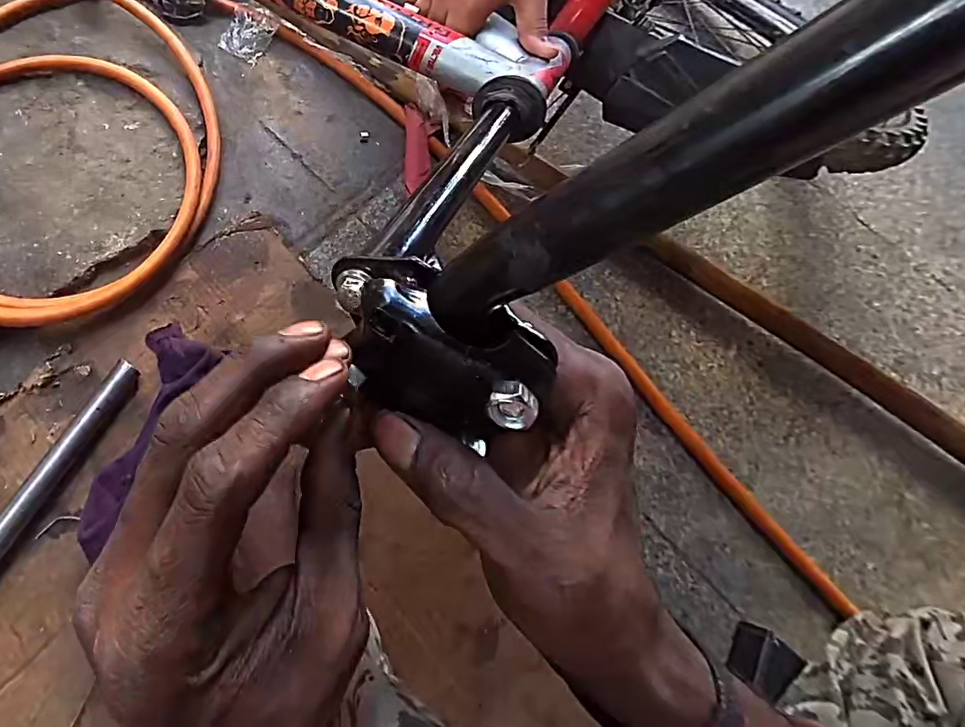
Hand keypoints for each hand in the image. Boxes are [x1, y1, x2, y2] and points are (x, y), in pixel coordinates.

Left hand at [75, 322, 367, 726]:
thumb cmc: (274, 717)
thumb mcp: (327, 631)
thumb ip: (330, 516)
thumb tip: (339, 415)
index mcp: (161, 620)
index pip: (212, 485)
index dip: (277, 417)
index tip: (334, 375)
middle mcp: (113, 572)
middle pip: (177, 436)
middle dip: (253, 371)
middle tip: (318, 339)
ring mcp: (107, 547)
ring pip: (169, 430)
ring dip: (240, 378)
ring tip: (301, 347)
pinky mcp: (122, 529)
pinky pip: (174, 448)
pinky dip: (228, 406)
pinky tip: (269, 381)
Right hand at [368, 321, 719, 726]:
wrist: (601, 638)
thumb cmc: (585, 593)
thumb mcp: (518, 541)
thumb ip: (455, 482)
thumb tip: (384, 422)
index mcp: (588, 388)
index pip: (506, 328)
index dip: (444, 326)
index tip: (385, 338)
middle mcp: (565, 378)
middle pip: (478, 340)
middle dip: (421, 356)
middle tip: (362, 370)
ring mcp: (536, 399)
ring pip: (463, 366)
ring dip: (417, 383)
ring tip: (365, 392)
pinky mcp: (512, 423)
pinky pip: (459, 399)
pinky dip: (425, 411)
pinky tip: (385, 420)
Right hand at [406, 0, 570, 57]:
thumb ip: (534, 29)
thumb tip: (546, 55)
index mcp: (467, 8)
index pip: (449, 49)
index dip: (452, 65)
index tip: (455, 74)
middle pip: (433, 35)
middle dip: (440, 49)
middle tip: (450, 58)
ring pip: (420, 18)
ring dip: (428, 30)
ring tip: (438, 40)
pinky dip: (416, 7)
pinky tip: (427, 12)